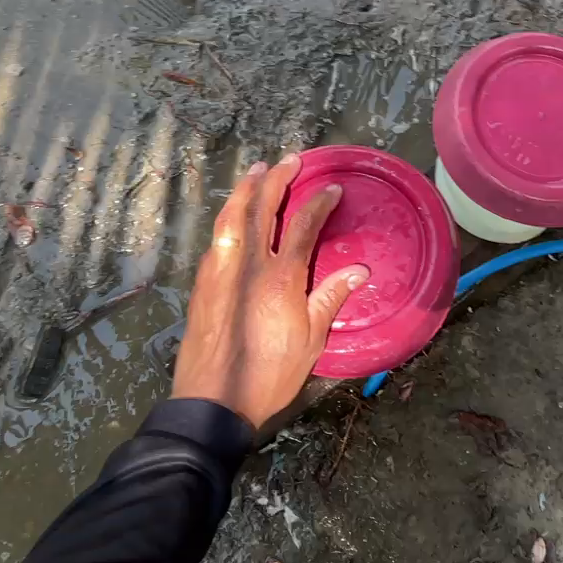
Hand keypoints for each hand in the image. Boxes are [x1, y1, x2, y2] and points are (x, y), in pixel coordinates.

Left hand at [172, 154, 367, 428]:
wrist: (212, 403)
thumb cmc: (269, 374)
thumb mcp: (311, 340)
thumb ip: (330, 298)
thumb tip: (360, 270)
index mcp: (280, 278)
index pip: (302, 227)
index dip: (318, 204)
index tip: (331, 189)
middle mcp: (247, 266)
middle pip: (260, 210)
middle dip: (275, 180)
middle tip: (288, 160)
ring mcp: (220, 273)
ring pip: (230, 219)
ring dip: (244, 191)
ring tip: (254, 171)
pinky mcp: (202, 286)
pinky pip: (216, 239)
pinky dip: (227, 218)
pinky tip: (231, 217)